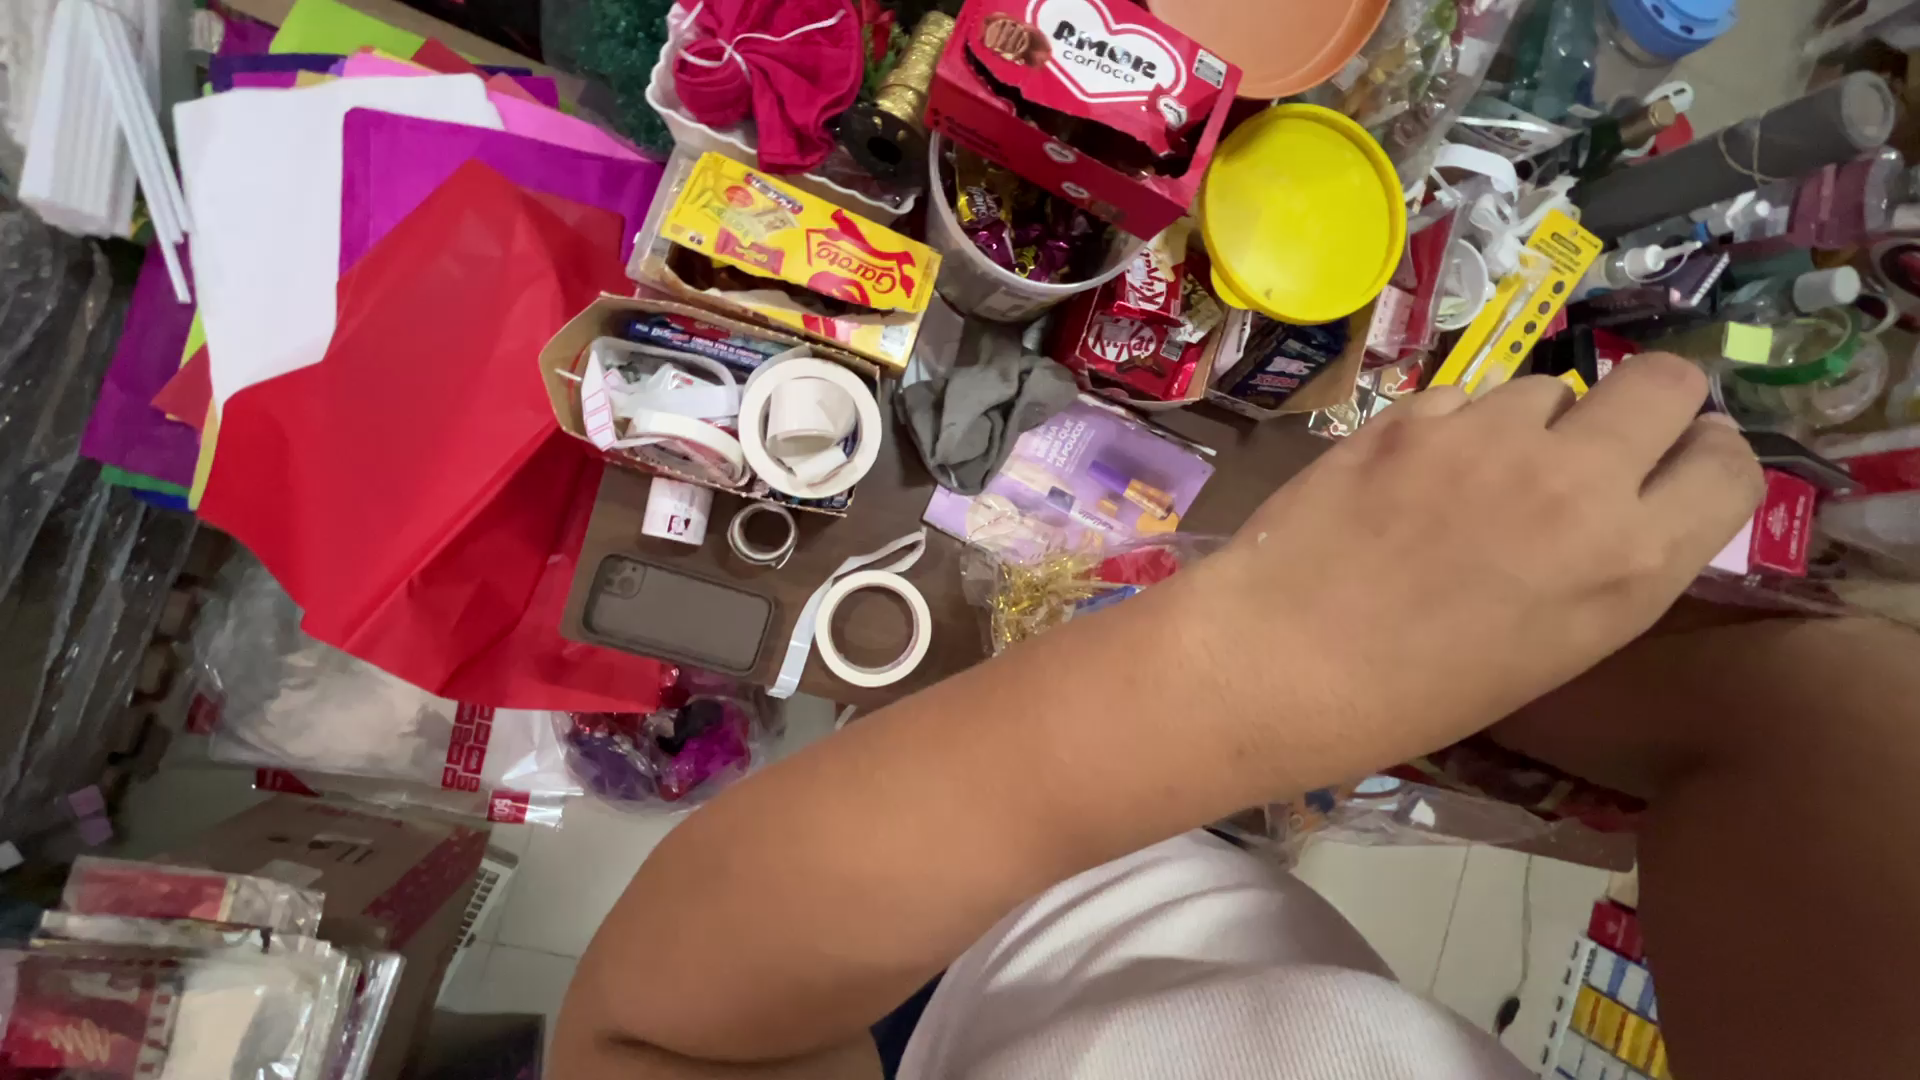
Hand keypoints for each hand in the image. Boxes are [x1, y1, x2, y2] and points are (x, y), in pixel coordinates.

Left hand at [1190, 354, 1764, 789]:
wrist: (1285, 658)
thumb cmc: (1411, 691)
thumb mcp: (1549, 648)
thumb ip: (1603, 566)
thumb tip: (1611, 507)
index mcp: (1634, 560)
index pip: (1727, 467)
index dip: (1696, 459)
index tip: (1665, 463)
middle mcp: (1573, 480)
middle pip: (1659, 384)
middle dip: (1638, 404)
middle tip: (1585, 439)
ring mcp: (1481, 439)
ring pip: (1540, 388)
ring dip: (1523, 421)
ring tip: (1469, 472)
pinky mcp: (1399, 422)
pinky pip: (1453, 397)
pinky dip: (1446, 424)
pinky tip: (1409, 468)